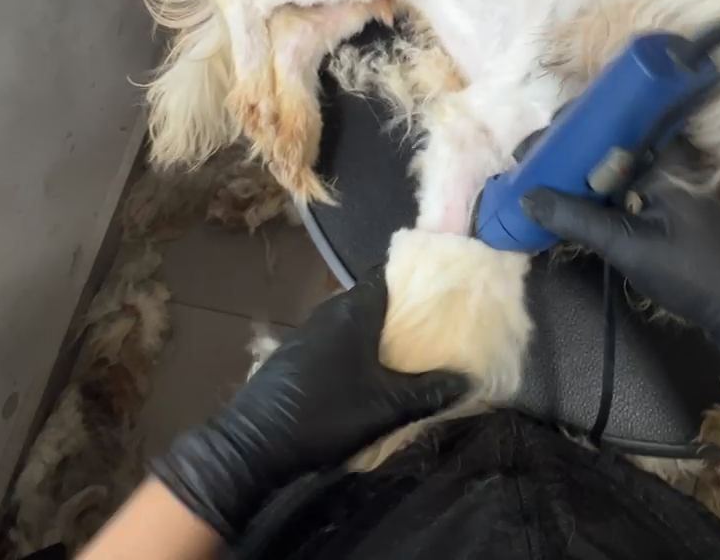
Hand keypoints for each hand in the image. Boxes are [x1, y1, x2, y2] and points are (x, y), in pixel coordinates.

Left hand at [148, 270, 469, 539]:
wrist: (252, 445)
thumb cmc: (325, 413)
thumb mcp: (385, 406)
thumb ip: (428, 390)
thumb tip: (467, 378)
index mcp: (354, 310)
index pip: (387, 274)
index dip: (415, 276)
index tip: (440, 285)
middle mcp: (330, 311)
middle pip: (373, 296)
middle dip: (402, 308)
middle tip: (433, 323)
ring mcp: (308, 331)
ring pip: (353, 318)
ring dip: (377, 329)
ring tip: (407, 347)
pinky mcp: (295, 353)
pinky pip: (335, 336)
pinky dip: (355, 344)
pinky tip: (367, 368)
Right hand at [521, 146, 719, 356]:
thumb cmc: (688, 270)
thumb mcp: (628, 245)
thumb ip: (578, 219)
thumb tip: (527, 197)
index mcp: (662, 158)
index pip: (607, 125)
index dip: (567, 128)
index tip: (532, 147)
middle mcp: (664, 159)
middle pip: (605, 140)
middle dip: (565, 148)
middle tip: (528, 165)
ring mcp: (663, 180)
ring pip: (610, 164)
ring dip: (576, 170)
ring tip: (538, 180)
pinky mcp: (661, 201)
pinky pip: (619, 183)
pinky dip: (592, 188)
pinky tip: (567, 200)